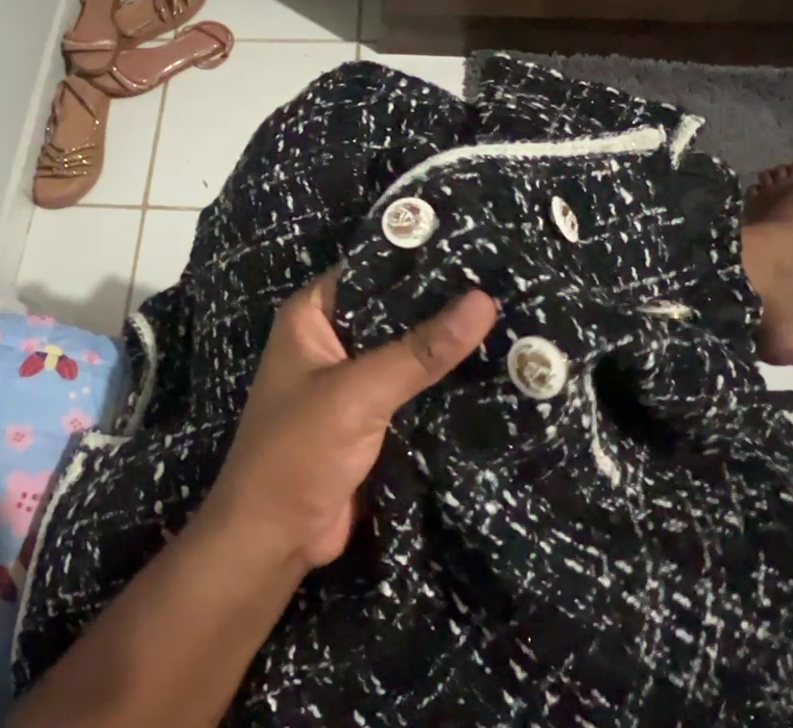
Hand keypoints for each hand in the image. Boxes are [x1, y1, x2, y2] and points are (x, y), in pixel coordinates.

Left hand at [202, 271, 497, 569]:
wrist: (274, 540)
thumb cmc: (298, 452)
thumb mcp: (359, 393)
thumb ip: (420, 350)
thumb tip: (484, 300)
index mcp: (311, 316)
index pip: (371, 270)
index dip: (421, 261)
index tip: (482, 253)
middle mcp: (330, 340)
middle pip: (394, 313)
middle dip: (444, 308)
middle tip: (511, 290)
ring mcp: (351, 381)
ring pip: (408, 354)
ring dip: (448, 351)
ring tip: (518, 327)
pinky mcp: (370, 419)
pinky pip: (413, 392)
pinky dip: (444, 388)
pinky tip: (496, 376)